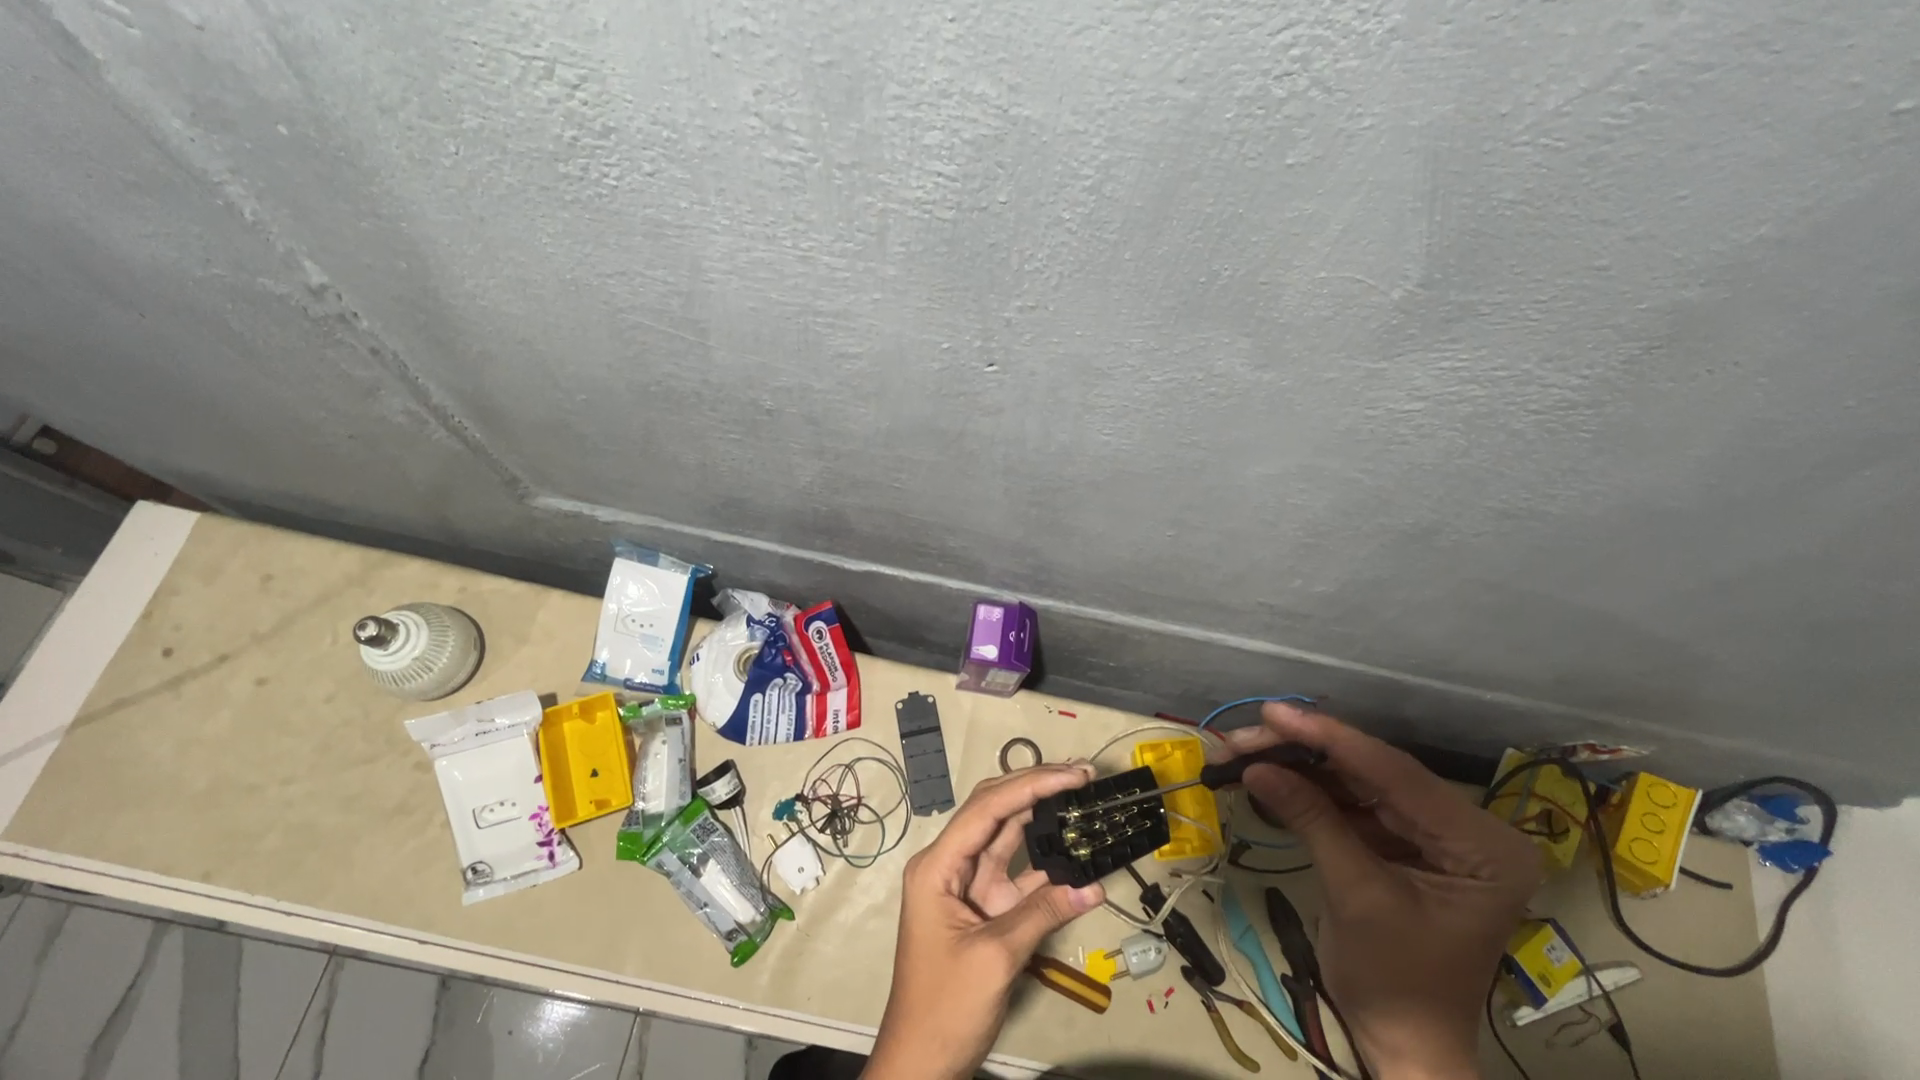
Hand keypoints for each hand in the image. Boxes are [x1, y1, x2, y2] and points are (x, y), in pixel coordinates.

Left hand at [863, 765, 1107, 1079]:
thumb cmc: (945, 1005)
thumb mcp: (996, 956)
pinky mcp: (986, 910)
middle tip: (1081, 775)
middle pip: (994, 812)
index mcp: (938, 866)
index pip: (987, 809)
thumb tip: (1092, 884)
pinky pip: (1020, 875)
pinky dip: (1049, 866)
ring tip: (1081, 796)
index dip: (1030, 785)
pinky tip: (1078, 855)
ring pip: (1008, 838)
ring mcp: (969, 887)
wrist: (923, 1060)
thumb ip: (1043, 913)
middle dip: (1036, 788)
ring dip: (1043, 818)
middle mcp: (951, 865)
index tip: (1072, 774)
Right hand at [1224, 703, 1543, 1079]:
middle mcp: (1468, 828)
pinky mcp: (1406, 844)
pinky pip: (1355, 806)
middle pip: (1376, 773)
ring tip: (1245, 750)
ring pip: (1360, 784)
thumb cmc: (1396, 982)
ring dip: (1302, 768)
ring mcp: (1435, 835)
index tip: (1276, 713)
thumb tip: (1257, 766)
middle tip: (1246, 735)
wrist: (1404, 1042)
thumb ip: (1313, 821)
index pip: (1399, 775)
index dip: (1332, 739)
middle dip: (1307, 752)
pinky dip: (1311, 793)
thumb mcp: (1356, 897)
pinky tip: (1270, 776)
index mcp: (1483, 845)